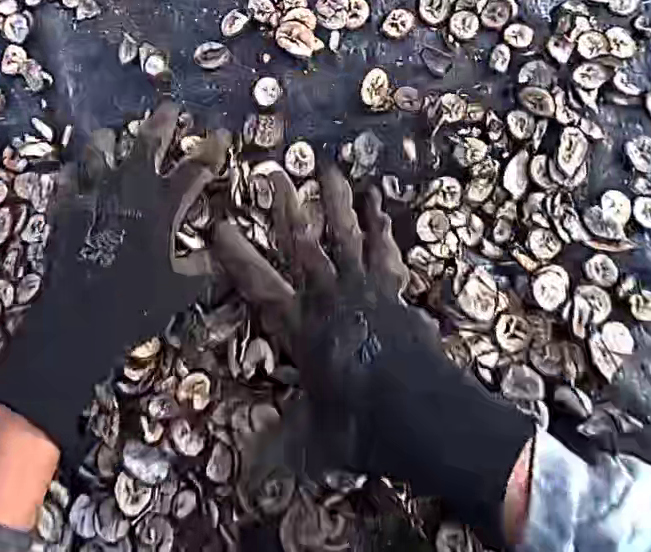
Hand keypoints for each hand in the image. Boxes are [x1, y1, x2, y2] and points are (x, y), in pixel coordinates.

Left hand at [0, 102, 229, 450]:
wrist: (78, 318)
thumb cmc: (134, 306)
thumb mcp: (180, 290)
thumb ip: (204, 267)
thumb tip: (218, 251)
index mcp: (160, 207)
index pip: (193, 169)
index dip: (210, 150)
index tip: (221, 135)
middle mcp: (128, 190)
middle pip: (148, 143)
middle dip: (163, 122)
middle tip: (171, 107)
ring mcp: (94, 194)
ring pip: (100, 149)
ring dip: (109, 139)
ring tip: (111, 133)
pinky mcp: (66, 206)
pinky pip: (69, 178)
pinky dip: (75, 173)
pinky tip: (74, 173)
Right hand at [211, 164, 535, 549]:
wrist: (432, 417)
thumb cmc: (367, 427)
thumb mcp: (317, 441)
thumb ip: (279, 448)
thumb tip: (244, 482)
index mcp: (303, 327)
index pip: (259, 284)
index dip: (236, 255)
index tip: (218, 224)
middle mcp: (329, 297)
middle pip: (303, 244)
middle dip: (287, 209)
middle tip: (276, 174)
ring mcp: (364, 288)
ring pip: (345, 234)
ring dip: (335, 201)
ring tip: (330, 168)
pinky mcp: (394, 289)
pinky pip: (384, 249)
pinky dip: (379, 224)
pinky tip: (377, 202)